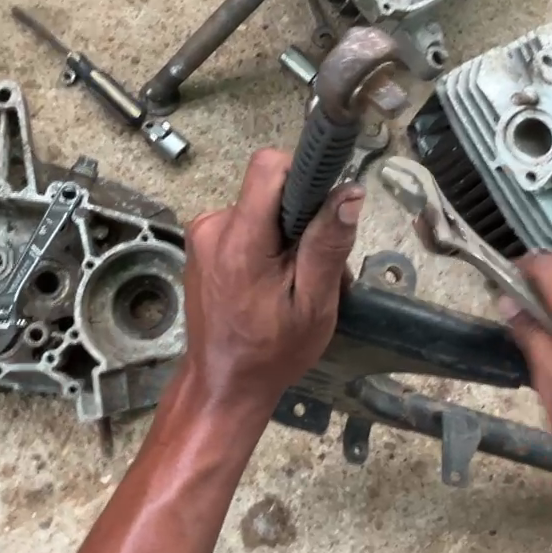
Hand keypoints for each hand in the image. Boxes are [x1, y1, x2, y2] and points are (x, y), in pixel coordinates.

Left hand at [178, 149, 363, 411]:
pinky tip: (271, 280)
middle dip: (300, 217)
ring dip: (284, 234)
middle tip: (312, 264)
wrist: (222, 385)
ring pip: (260, 208)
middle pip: (269, 190)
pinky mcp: (202, 244)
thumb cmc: (271, 352)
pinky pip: (244, 224)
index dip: (302, 175)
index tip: (322, 208)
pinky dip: (264, 243)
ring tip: (292, 279)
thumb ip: (328, 244)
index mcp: (240, 240)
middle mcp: (213, 227)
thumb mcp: (314, 304)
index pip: (269, 166)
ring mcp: (203, 235)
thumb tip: (350, 193)